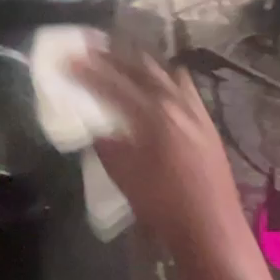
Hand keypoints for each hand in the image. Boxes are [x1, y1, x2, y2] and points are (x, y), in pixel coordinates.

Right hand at [71, 45, 244, 242]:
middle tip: (91, 49)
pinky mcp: (207, 124)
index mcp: (152, 114)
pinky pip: (184, 88)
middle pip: (141, 68)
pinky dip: (165, 79)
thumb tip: (93, 125)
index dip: (86, 70)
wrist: (212, 230)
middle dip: (113, 56)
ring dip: (140, 64)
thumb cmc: (162, 205)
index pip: (112, 84)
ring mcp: (196, 112)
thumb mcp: (123, 174)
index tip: (67, 59)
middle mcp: (177, 104)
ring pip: (165, 73)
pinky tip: (158, 84)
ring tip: (121, 59)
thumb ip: (105, 143)